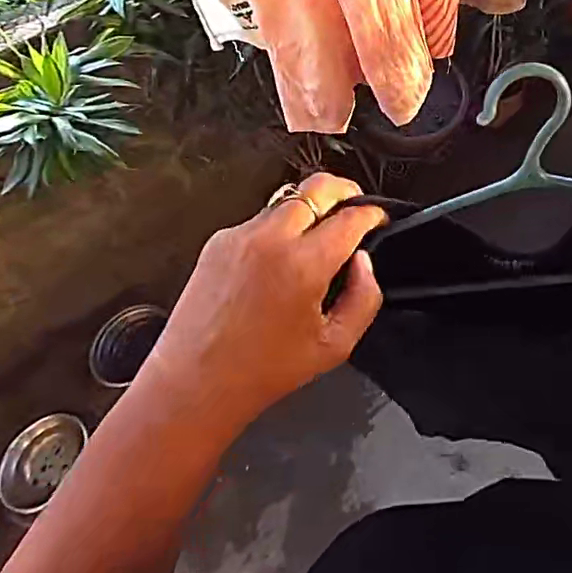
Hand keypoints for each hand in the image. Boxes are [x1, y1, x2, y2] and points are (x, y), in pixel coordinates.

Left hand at [139, 173, 384, 435]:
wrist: (193, 386)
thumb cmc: (260, 372)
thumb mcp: (336, 345)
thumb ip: (364, 297)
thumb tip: (364, 264)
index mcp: (303, 265)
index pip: (351, 216)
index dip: (373, 213)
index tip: (378, 218)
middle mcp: (270, 241)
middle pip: (318, 186)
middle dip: (345, 191)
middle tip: (356, 206)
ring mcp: (240, 237)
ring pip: (289, 199)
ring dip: (311, 208)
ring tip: (320, 235)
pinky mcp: (218, 242)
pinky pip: (261, 219)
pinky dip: (280, 227)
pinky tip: (283, 257)